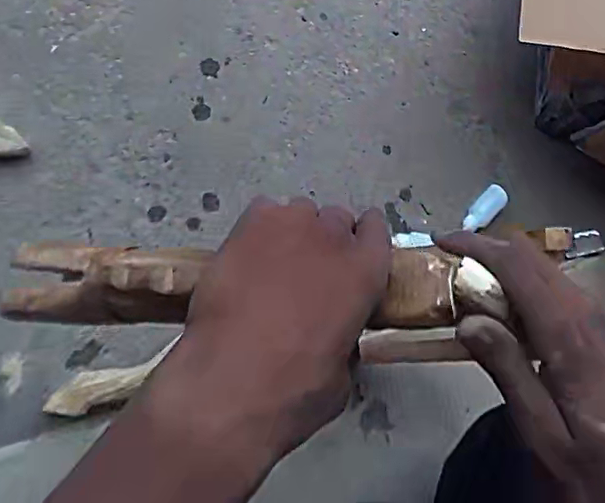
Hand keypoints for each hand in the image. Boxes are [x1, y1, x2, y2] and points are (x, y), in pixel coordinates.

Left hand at [51, 197, 390, 502]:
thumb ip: (347, 338)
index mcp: (366, 270)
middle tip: (305, 275)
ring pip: (300, 212)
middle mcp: (334, 236)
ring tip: (270, 268)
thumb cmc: (293, 392)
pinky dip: (258, 230)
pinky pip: (263, 211)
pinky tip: (245, 259)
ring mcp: (292, 222)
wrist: (228, 384)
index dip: (361, 244)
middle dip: (325, 241)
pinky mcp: (253, 220)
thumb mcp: (342, 377)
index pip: (375, 230)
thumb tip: (336, 336)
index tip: (349, 261)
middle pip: (336, 218)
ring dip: (292, 234)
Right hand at [438, 231, 604, 502]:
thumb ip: (508, 372)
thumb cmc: (600, 473)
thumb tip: (468, 319)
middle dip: (486, 246)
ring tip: (466, 281)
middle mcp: (583, 310)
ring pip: (541, 265)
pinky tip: (502, 307)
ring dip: (503, 261)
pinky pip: (551, 285)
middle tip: (448, 262)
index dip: (477, 244)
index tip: (442, 241)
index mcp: (568, 333)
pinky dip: (520, 280)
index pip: (516, 265)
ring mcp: (593, 316)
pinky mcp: (595, 328)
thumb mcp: (545, 438)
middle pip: (529, 254)